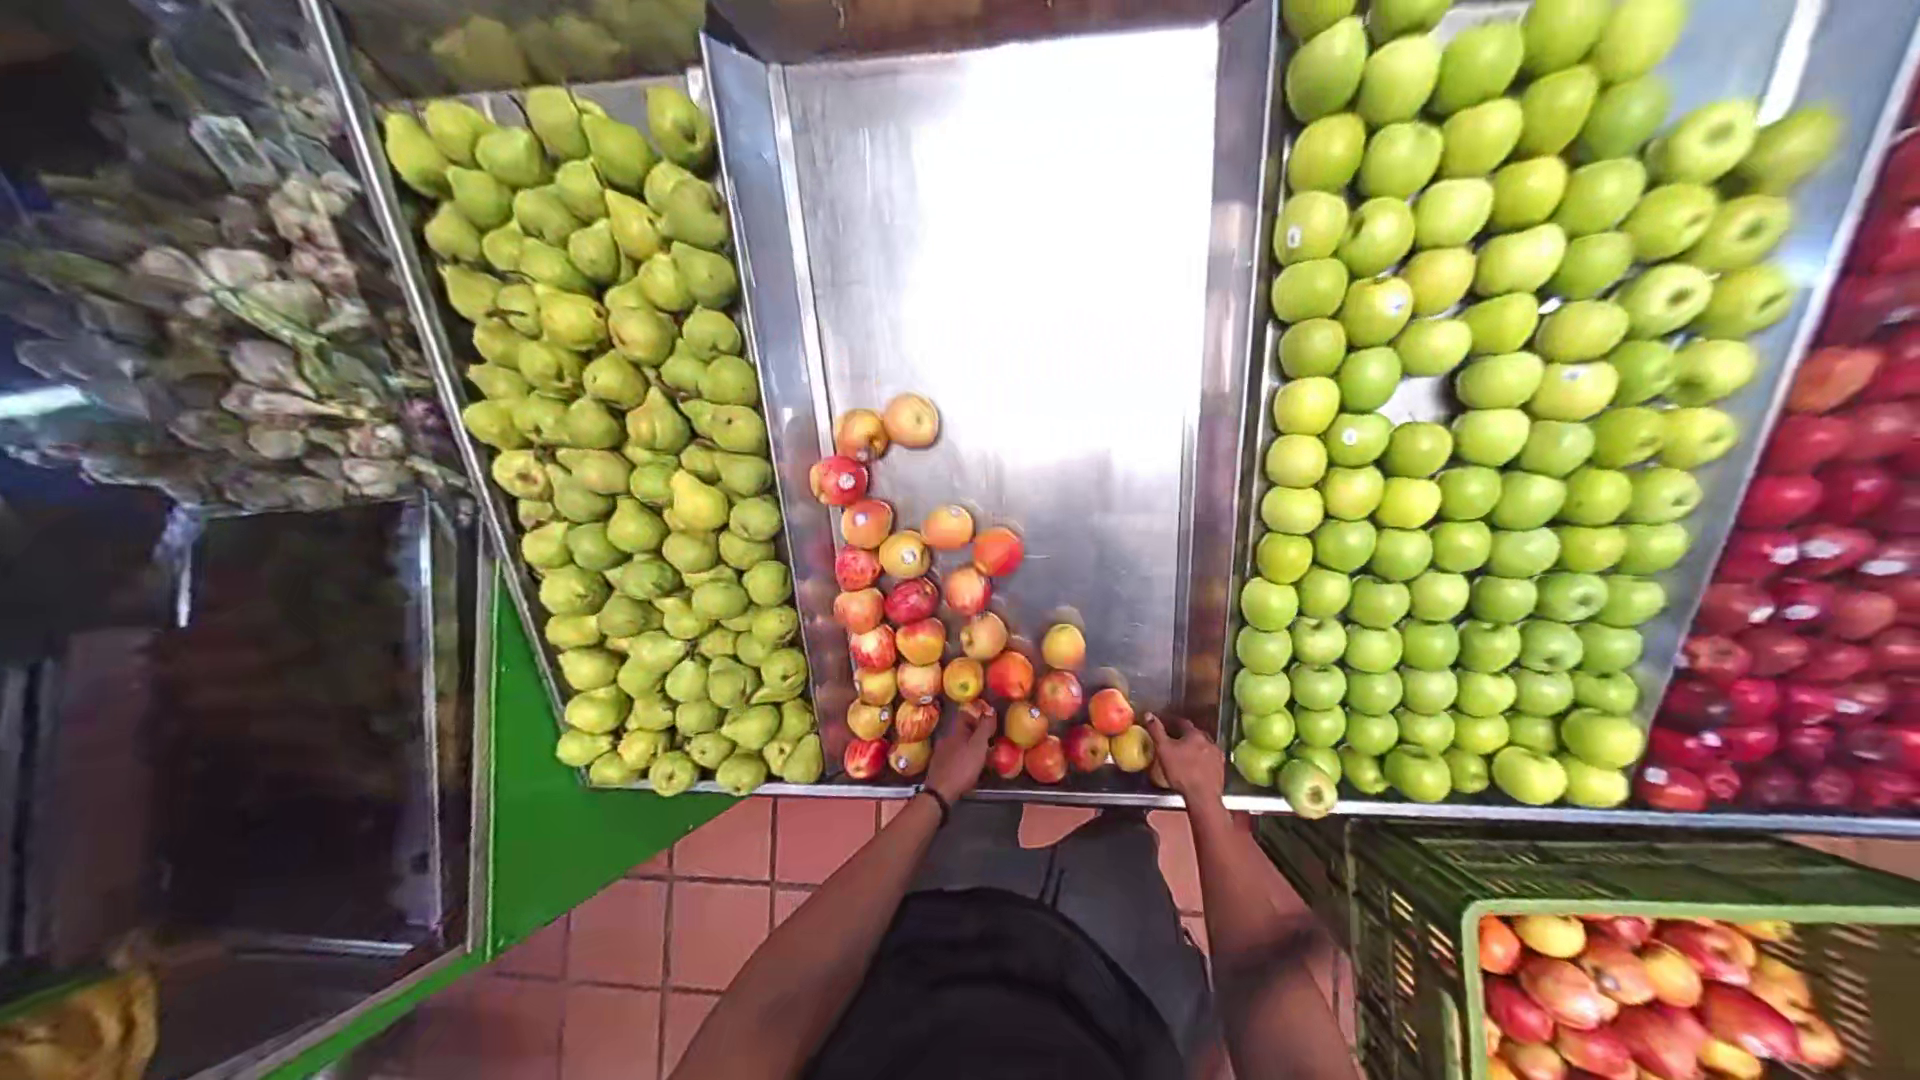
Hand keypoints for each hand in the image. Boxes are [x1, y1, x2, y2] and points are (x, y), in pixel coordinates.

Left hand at [925, 702, 994, 801]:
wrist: (941, 792)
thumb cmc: (962, 767)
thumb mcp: (978, 746)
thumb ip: (984, 728)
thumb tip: (990, 710)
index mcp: (954, 731)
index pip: (964, 715)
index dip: (977, 717)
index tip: (989, 726)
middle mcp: (946, 738)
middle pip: (962, 731)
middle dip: (976, 735)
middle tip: (989, 744)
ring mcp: (941, 753)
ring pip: (959, 745)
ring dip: (971, 749)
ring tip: (983, 759)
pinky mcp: (940, 767)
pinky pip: (955, 757)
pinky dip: (964, 760)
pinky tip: (971, 770)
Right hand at [1145, 713, 1224, 809]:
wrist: (1202, 797)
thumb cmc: (1181, 772)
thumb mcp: (1163, 750)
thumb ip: (1156, 731)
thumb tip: (1149, 715)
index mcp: (1195, 734)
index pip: (1182, 722)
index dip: (1172, 721)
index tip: (1164, 723)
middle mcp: (1209, 741)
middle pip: (1194, 733)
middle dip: (1184, 734)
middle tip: (1173, 739)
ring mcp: (1217, 756)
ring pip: (1203, 746)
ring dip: (1194, 747)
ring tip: (1184, 753)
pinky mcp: (1221, 769)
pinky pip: (1209, 758)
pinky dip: (1202, 759)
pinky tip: (1196, 765)